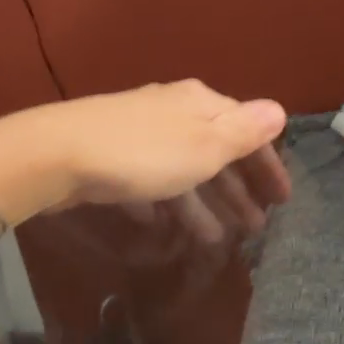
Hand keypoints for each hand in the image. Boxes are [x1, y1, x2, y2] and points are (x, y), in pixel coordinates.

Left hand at [15, 80, 290, 242]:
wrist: (59, 153)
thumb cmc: (143, 153)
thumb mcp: (204, 145)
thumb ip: (242, 131)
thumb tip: (279, 110)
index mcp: (200, 104)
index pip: (247, 130)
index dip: (266, 165)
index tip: (283, 200)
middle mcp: (172, 112)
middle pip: (215, 151)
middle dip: (237, 189)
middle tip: (256, 228)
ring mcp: (140, 134)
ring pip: (183, 170)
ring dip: (203, 203)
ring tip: (218, 239)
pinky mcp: (111, 157)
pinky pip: (149, 182)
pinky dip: (163, 203)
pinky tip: (163, 228)